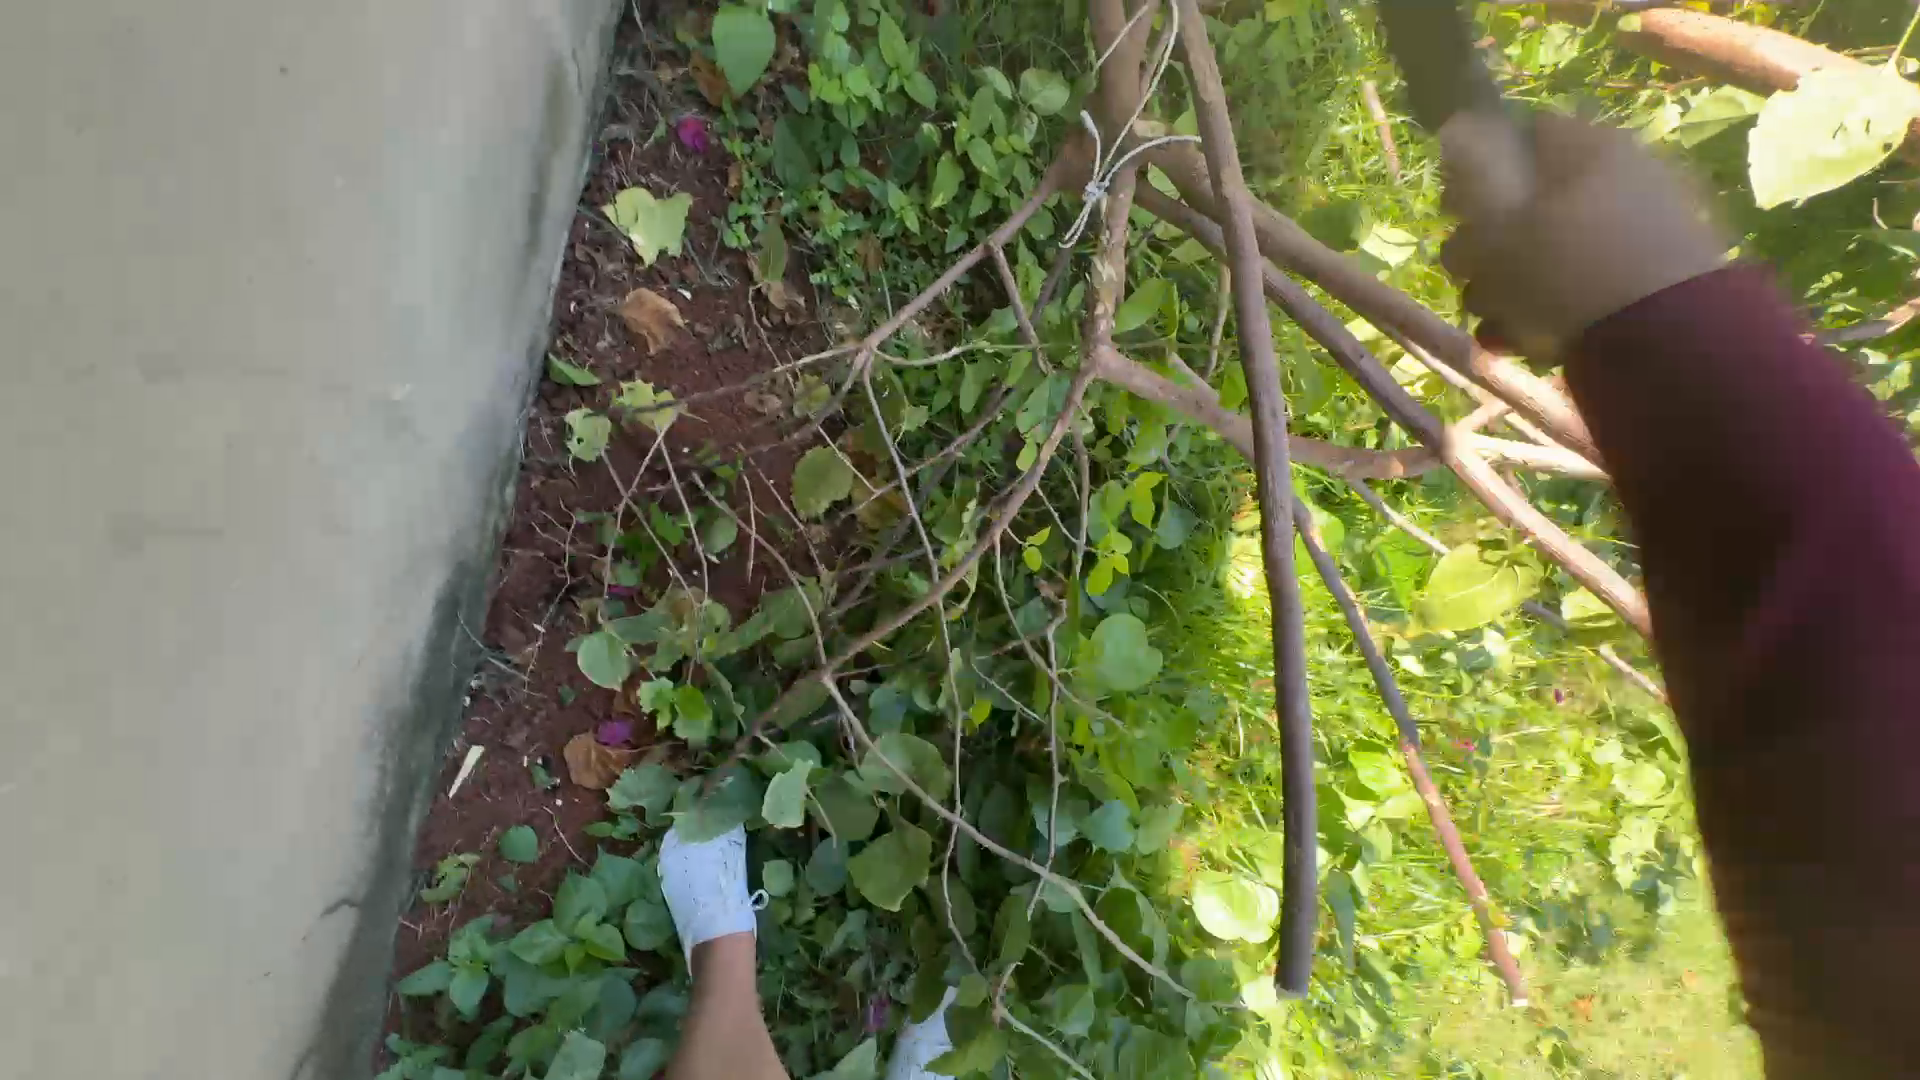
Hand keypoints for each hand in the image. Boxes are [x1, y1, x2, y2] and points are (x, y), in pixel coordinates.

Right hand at [1440, 111, 1728, 354]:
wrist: (1661, 337)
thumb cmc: (1561, 273)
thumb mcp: (1497, 222)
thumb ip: (1472, 172)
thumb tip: (1458, 128)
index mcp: (1584, 149)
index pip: (1521, 134)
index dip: (1478, 171)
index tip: (1455, 214)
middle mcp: (1615, 173)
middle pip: (1523, 200)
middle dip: (1482, 246)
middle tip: (1469, 276)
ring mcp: (1635, 223)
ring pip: (1540, 248)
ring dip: (1502, 287)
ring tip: (1496, 320)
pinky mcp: (1645, 270)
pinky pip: (1573, 280)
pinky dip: (1539, 308)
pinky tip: (1522, 337)